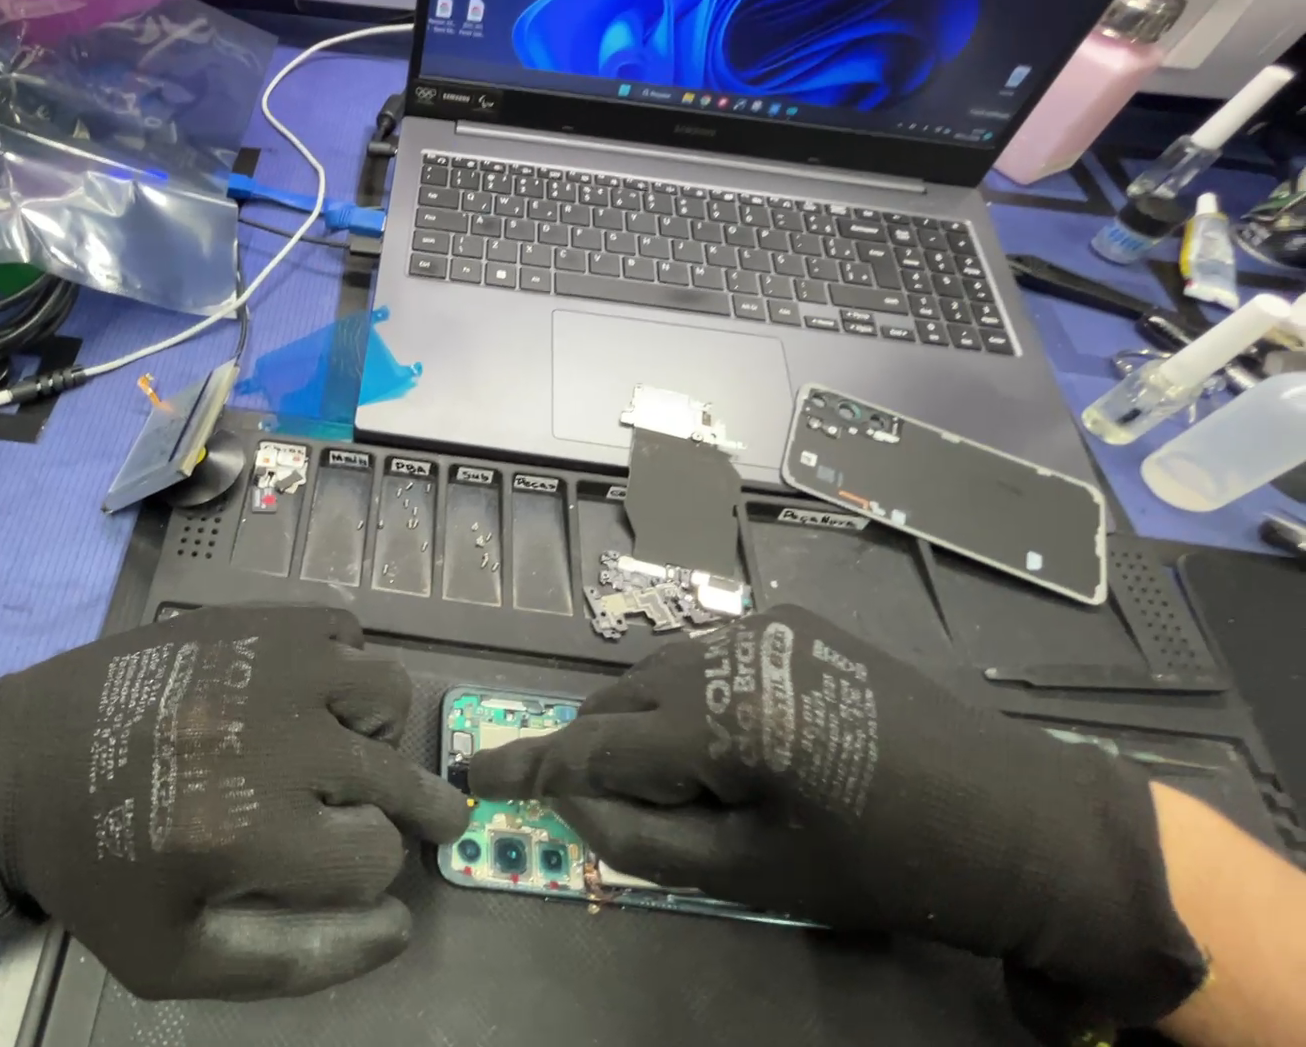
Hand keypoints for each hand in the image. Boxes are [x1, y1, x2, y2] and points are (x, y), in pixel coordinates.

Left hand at [0, 606, 466, 999]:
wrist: (25, 759)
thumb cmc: (100, 867)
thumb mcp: (177, 957)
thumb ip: (298, 959)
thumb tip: (399, 925)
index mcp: (255, 831)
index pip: (376, 856)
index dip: (364, 869)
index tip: (337, 864)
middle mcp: (279, 738)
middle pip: (400, 774)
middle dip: (422, 806)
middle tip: (432, 815)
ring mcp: (273, 664)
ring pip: (387, 690)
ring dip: (378, 730)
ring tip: (346, 746)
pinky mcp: (257, 618)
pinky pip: (344, 629)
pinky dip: (343, 662)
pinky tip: (310, 690)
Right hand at [468, 607, 1204, 1037]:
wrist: (1026, 822)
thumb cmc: (886, 869)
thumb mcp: (754, 877)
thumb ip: (641, 840)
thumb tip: (569, 799)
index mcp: (728, 724)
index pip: (595, 747)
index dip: (526, 767)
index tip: (472, 779)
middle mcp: (729, 654)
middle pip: (615, 703)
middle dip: (596, 752)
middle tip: (612, 803)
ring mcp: (759, 627)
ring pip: (651, 677)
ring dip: (641, 726)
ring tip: (686, 779)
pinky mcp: (785, 621)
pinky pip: (697, 661)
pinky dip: (683, 701)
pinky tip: (728, 739)